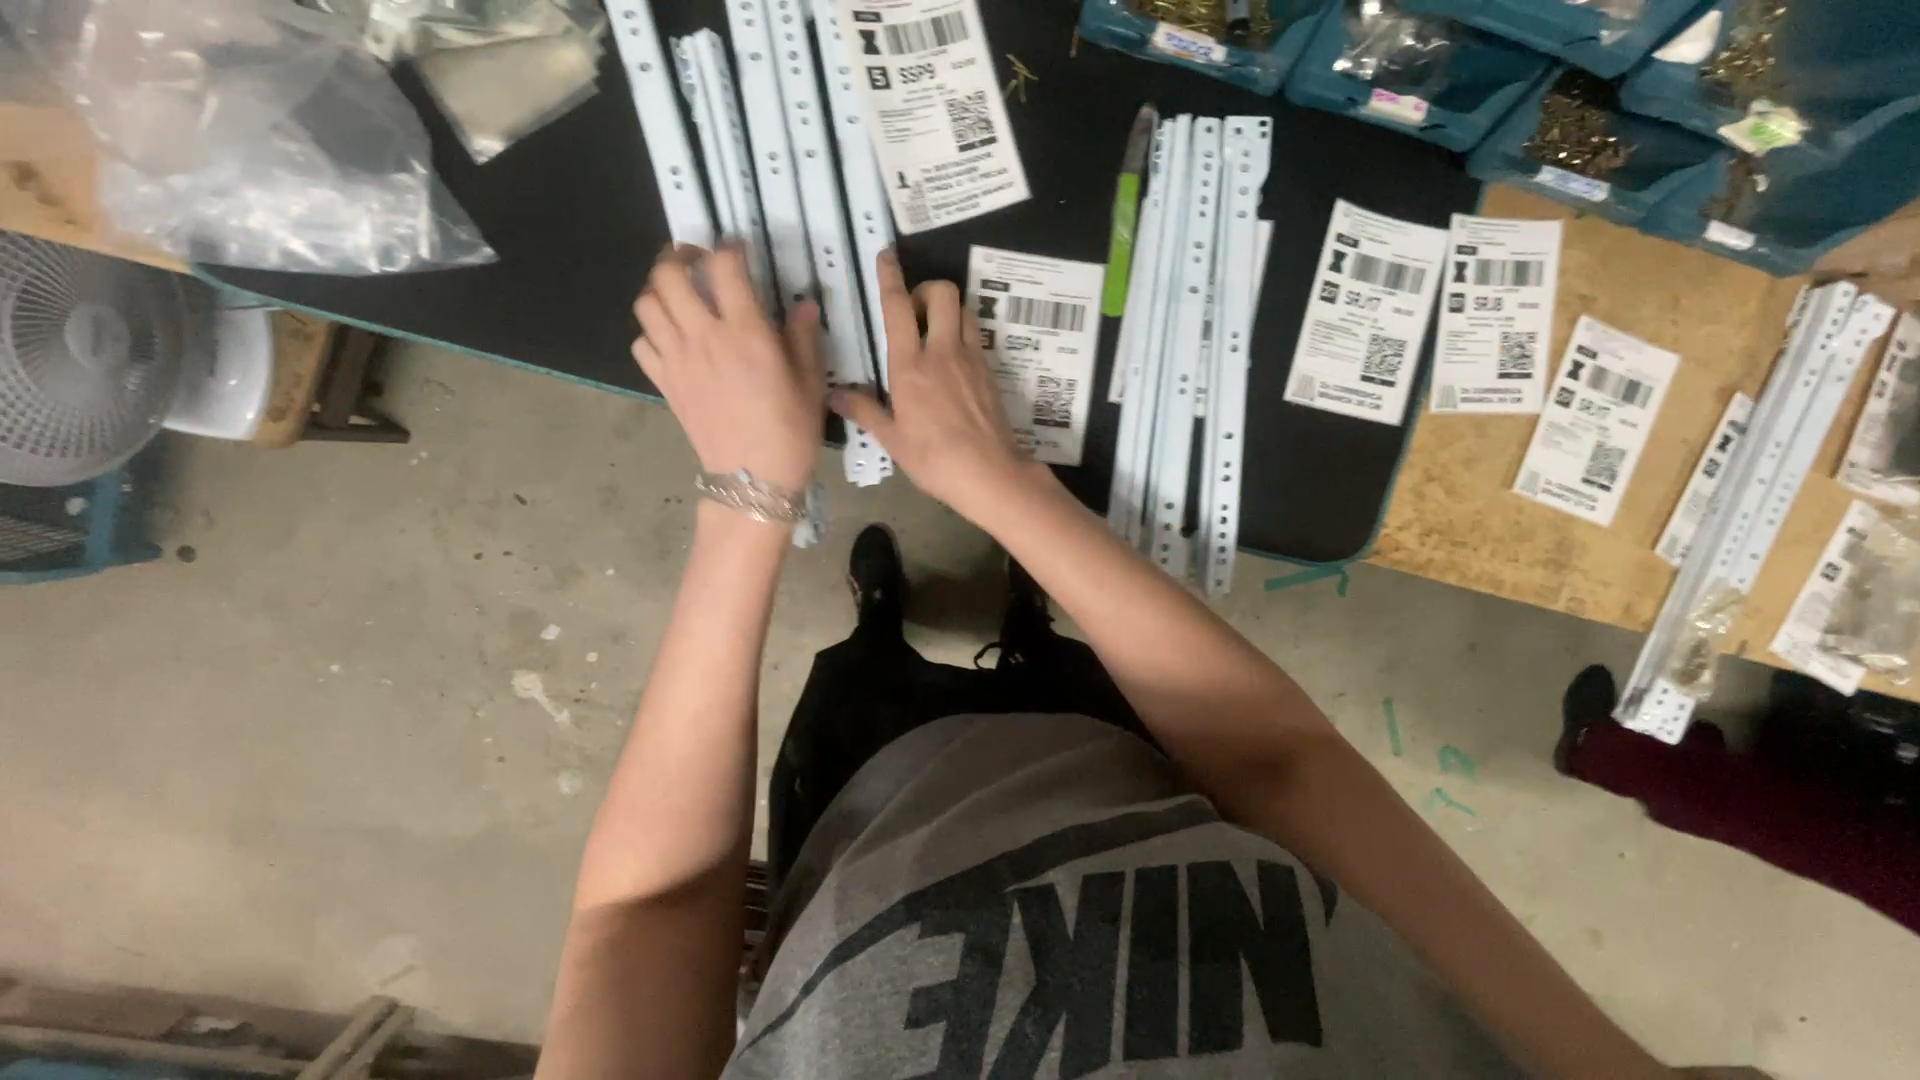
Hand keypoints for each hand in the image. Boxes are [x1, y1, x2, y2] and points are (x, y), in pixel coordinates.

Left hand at [632, 245, 823, 493]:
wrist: (752, 479)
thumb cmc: (789, 432)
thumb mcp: (809, 383)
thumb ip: (803, 338)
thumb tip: (803, 306)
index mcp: (745, 332)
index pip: (724, 266)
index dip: (728, 248)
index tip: (738, 250)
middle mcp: (703, 336)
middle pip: (667, 274)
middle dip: (678, 256)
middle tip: (695, 261)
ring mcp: (677, 359)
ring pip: (646, 303)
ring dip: (658, 289)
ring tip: (678, 293)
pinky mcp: (664, 383)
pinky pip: (641, 343)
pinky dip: (650, 331)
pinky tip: (671, 337)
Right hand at [831, 252, 1042, 512]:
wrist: (990, 474)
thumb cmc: (934, 460)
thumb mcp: (892, 439)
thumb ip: (865, 410)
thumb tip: (834, 395)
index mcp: (910, 366)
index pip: (898, 308)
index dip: (890, 277)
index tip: (886, 257)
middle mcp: (943, 351)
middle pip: (942, 292)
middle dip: (926, 289)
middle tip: (913, 312)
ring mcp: (971, 358)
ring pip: (964, 309)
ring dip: (948, 309)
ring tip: (934, 332)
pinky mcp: (990, 371)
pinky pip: (976, 335)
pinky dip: (963, 333)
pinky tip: (953, 360)